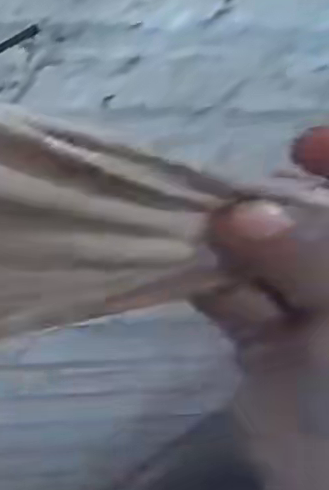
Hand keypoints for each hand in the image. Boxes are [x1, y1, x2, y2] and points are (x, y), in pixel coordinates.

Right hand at [198, 127, 328, 489]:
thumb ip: (311, 260)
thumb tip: (238, 212)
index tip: (306, 142)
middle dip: (285, 209)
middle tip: (229, 194)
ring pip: (280, 266)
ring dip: (236, 252)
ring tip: (186, 234)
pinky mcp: (273, 347)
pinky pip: (239, 307)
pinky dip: (210, 292)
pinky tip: (178, 278)